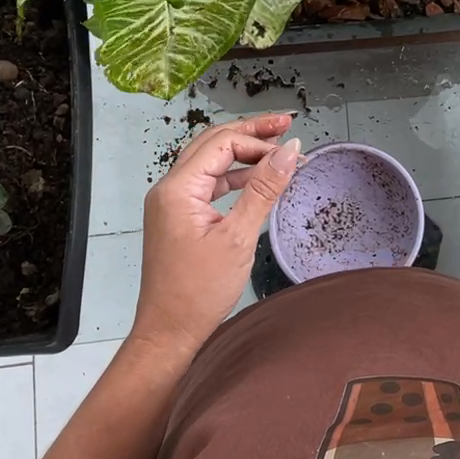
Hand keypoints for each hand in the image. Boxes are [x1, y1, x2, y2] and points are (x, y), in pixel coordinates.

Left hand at [131, 113, 302, 351]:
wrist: (168, 333)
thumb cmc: (199, 292)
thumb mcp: (238, 238)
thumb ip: (264, 190)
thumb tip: (289, 151)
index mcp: (177, 189)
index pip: (222, 143)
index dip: (259, 141)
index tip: (291, 151)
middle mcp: (169, 188)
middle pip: (213, 143)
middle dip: (251, 132)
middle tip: (286, 125)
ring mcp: (172, 202)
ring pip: (211, 161)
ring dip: (244, 153)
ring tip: (278, 148)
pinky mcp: (179, 217)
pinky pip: (209, 183)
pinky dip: (234, 176)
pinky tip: (258, 178)